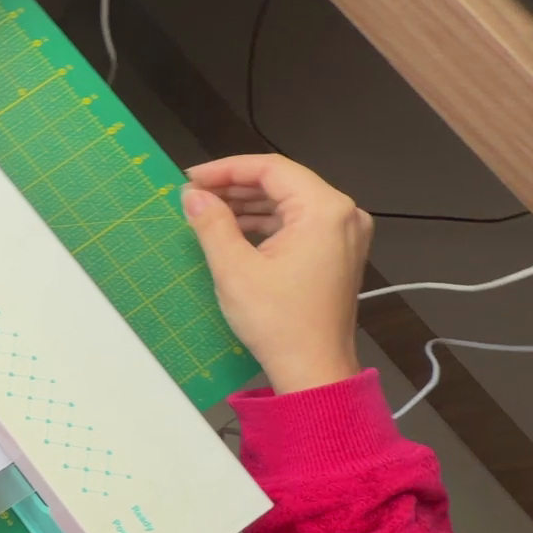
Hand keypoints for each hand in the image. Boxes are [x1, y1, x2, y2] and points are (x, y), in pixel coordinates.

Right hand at [181, 154, 371, 394]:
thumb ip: (212, 225)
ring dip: (246, 205)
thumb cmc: (276, 319)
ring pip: (288, 204)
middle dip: (234, 186)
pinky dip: (263, 223)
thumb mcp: (233, 268)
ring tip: (206, 212)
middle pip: (283, 183)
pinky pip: (295, 224)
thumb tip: (192, 196)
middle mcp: (342, 214)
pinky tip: (232, 232)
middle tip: (192, 196)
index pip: (272, 169)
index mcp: (324, 210)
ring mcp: (343, 233)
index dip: (227, 169)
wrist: (311, 364)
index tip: (189, 179)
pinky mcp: (335, 252)